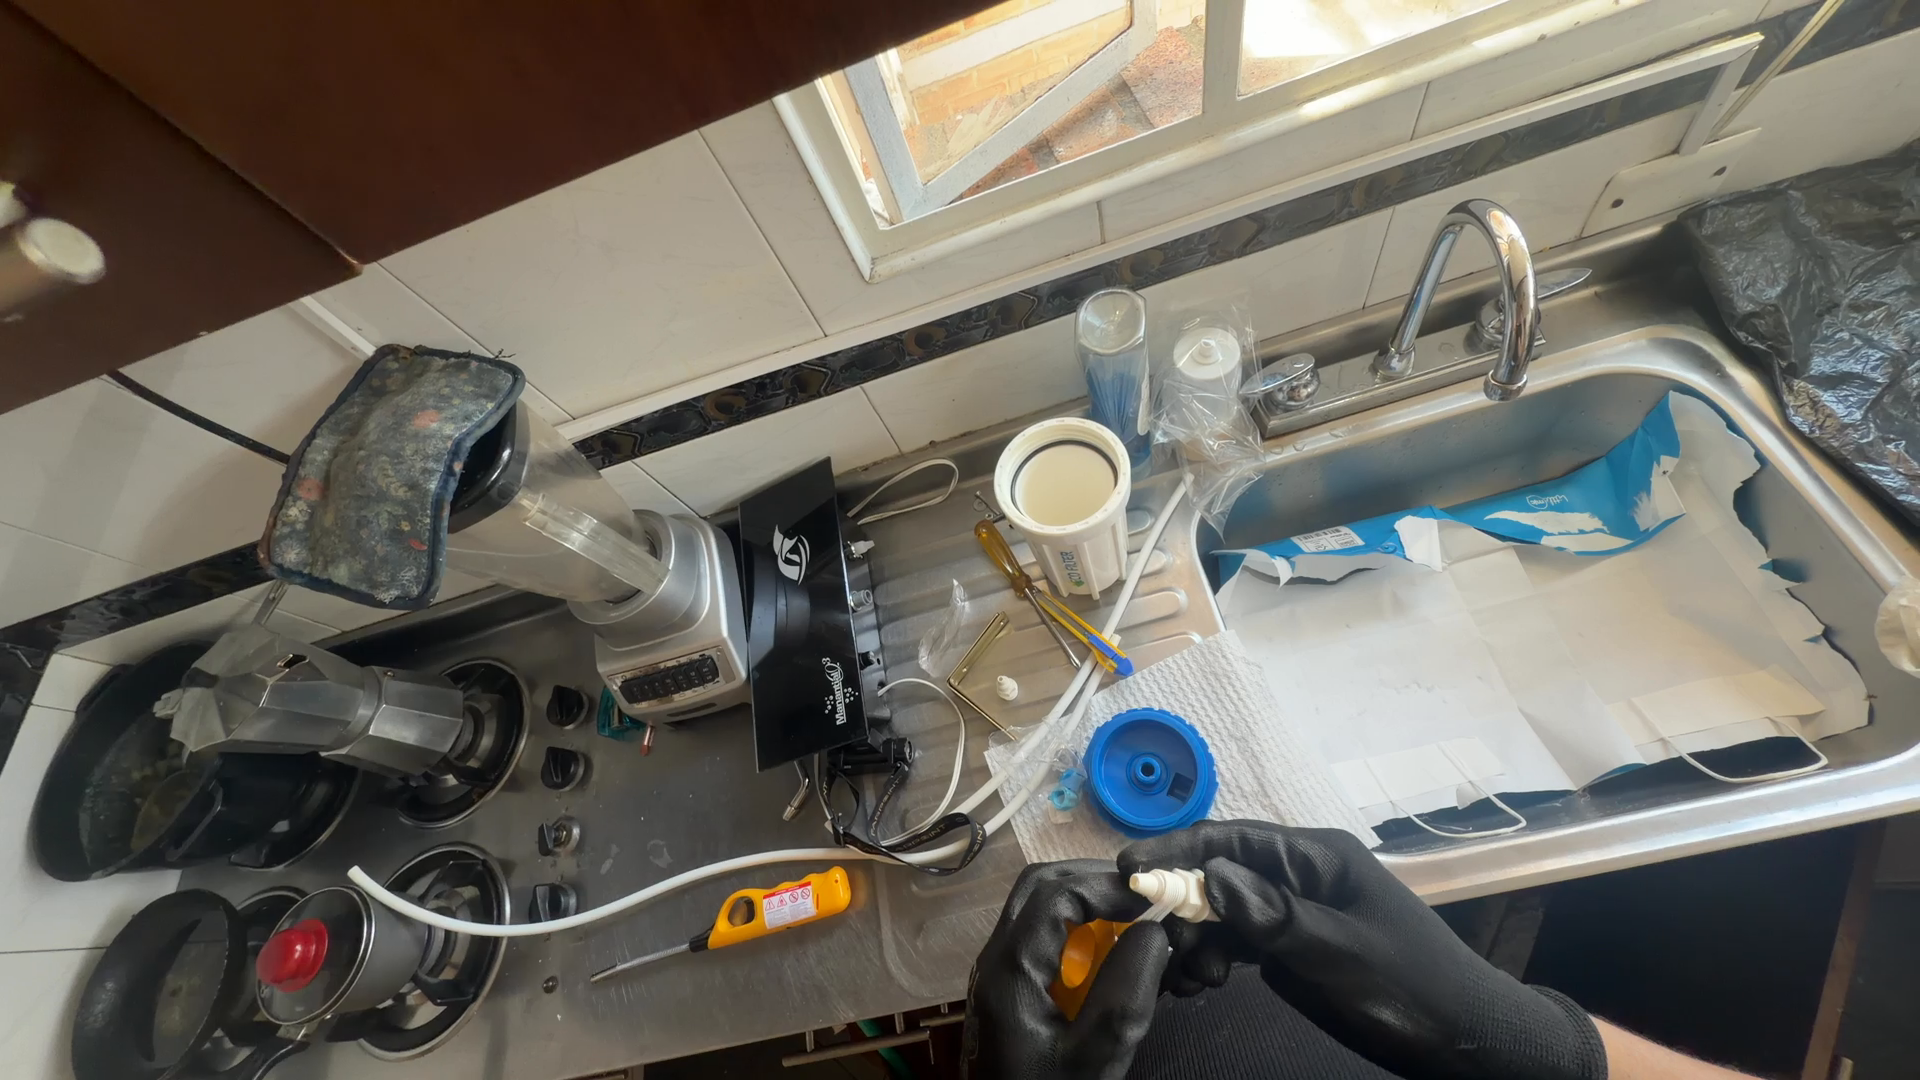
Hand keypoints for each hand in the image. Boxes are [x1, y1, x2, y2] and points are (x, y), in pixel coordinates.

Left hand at [963, 859, 1169, 1079]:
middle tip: (1138, 895)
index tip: (1150, 894)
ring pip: (1034, 905)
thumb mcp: (1096, 1059)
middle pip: (1037, 886)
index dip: (1105, 885)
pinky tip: (1103, 952)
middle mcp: (994, 956)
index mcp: (1010, 968)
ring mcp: (996, 969)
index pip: (1056, 894)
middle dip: (1090, 881)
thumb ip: (1125, 993)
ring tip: (1126, 918)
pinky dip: (1071, 928)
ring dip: (1080, 901)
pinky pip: (1036, 934)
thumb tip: (1153, 930)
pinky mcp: (1006, 985)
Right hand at [1119, 821, 1605, 1079]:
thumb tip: (1211, 875)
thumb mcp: (1344, 954)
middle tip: (1156, 942)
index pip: (1230, 838)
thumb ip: (1275, 915)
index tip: (1128, 867)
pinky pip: (1235, 942)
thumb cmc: (1415, 989)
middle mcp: (1294, 874)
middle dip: (1180, 903)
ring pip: (1220, 911)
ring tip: (1187, 978)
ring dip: (1194, 938)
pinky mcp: (1288, 946)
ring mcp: (1290, 910)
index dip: (1176, 848)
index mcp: (1313, 855)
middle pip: (1218, 873)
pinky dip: (1211, 958)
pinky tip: (1197, 983)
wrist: (1477, 1049)